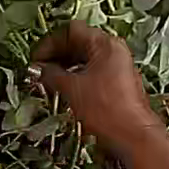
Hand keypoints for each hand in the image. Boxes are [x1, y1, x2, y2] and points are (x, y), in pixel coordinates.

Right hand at [27, 21, 162, 159]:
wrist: (132, 136)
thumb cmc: (104, 109)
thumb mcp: (71, 88)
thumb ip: (51, 74)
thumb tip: (37, 68)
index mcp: (104, 44)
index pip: (71, 31)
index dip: (49, 43)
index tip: (35, 59)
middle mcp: (114, 50)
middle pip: (78, 43)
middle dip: (56, 55)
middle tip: (39, 69)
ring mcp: (118, 66)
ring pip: (85, 58)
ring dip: (64, 67)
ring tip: (48, 80)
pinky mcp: (118, 82)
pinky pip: (92, 71)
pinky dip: (76, 76)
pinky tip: (64, 88)